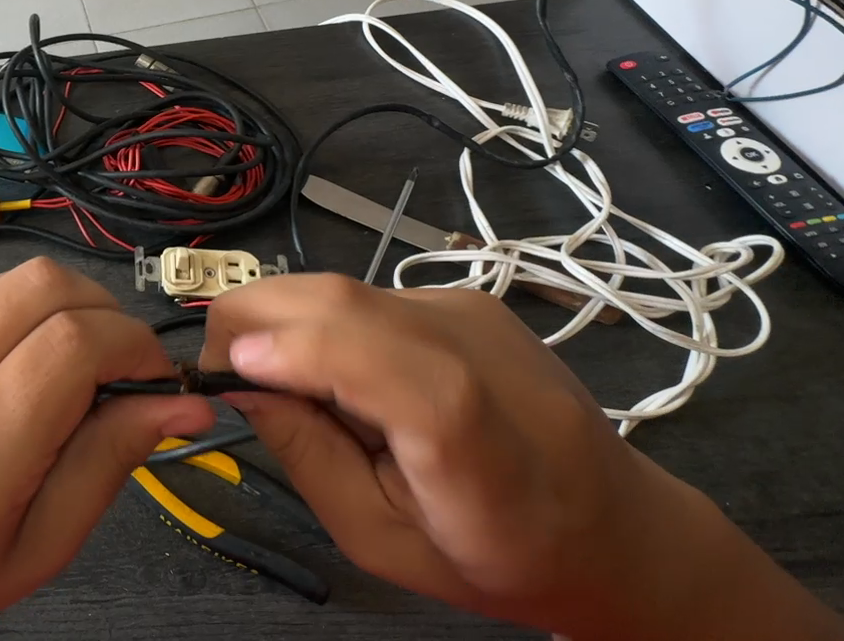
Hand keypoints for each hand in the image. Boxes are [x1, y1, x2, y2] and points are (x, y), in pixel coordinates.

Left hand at [0, 258, 211, 640]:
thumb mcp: (43, 545)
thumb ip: (111, 460)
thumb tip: (184, 402)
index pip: (70, 344)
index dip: (132, 344)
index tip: (156, 378)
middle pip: (43, 286)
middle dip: (106, 311)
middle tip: (123, 365)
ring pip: (16, 278)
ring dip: (68, 305)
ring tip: (80, 362)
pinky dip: (26, 309)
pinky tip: (29, 357)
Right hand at [203, 273, 843, 639]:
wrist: (619, 530)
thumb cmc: (493, 555)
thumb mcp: (379, 537)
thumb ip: (306, 455)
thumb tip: (239, 378)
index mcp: (477, 444)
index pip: (382, 364)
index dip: (296, 351)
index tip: (226, 371)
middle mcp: (477, 353)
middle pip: (337, 301)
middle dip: (251, 317)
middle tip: (224, 369)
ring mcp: (471, 314)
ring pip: (334, 288)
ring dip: (281, 319)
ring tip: (287, 377)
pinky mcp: (462, 297)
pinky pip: (360, 295)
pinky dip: (320, 321)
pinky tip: (343, 369)